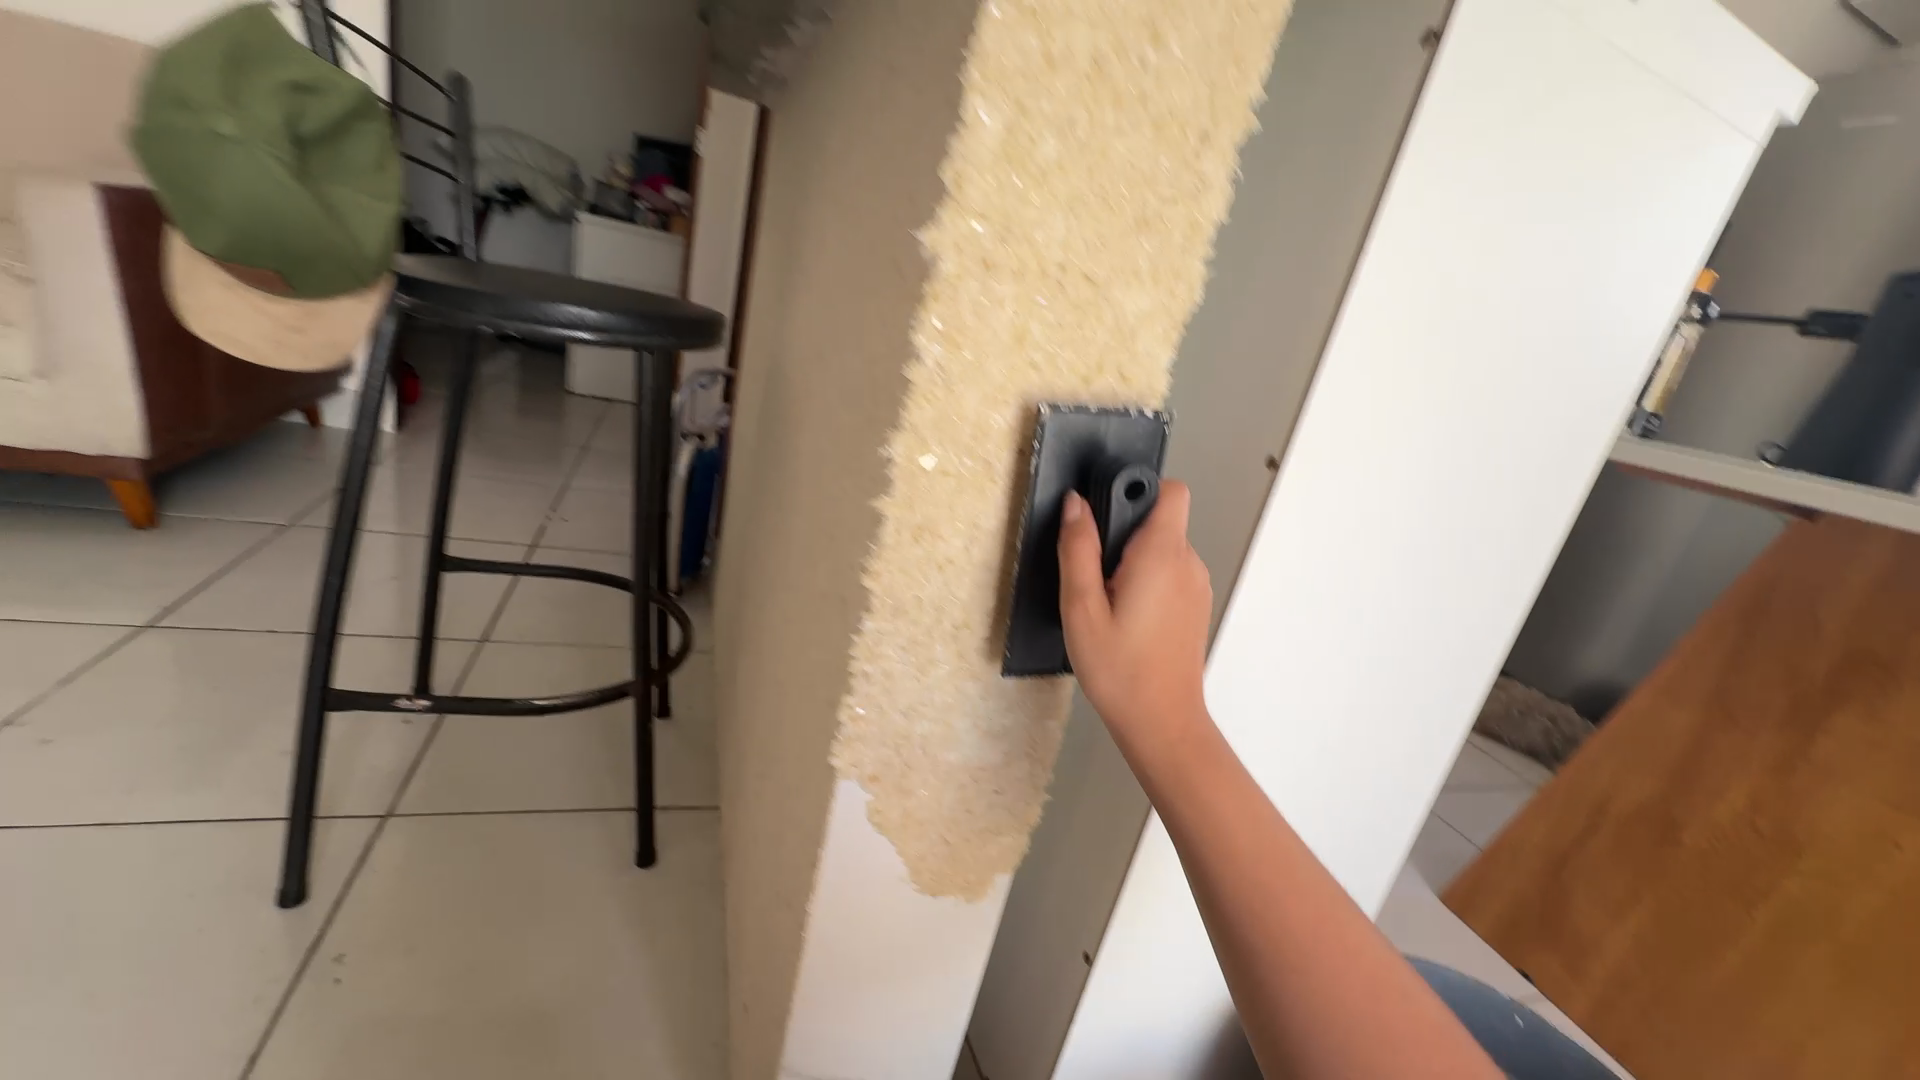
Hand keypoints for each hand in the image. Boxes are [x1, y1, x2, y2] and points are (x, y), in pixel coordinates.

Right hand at [1057, 480, 1211, 744]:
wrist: (1161, 723)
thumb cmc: (1119, 669)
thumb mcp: (1081, 608)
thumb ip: (1078, 549)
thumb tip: (1076, 503)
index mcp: (1163, 555)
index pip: (1170, 491)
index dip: (1138, 491)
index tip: (1106, 517)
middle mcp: (1189, 563)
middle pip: (1162, 520)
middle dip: (1126, 534)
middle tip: (1096, 576)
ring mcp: (1197, 586)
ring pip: (1164, 549)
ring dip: (1134, 561)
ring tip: (1108, 603)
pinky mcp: (1196, 607)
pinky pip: (1170, 573)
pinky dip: (1147, 581)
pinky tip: (1126, 617)